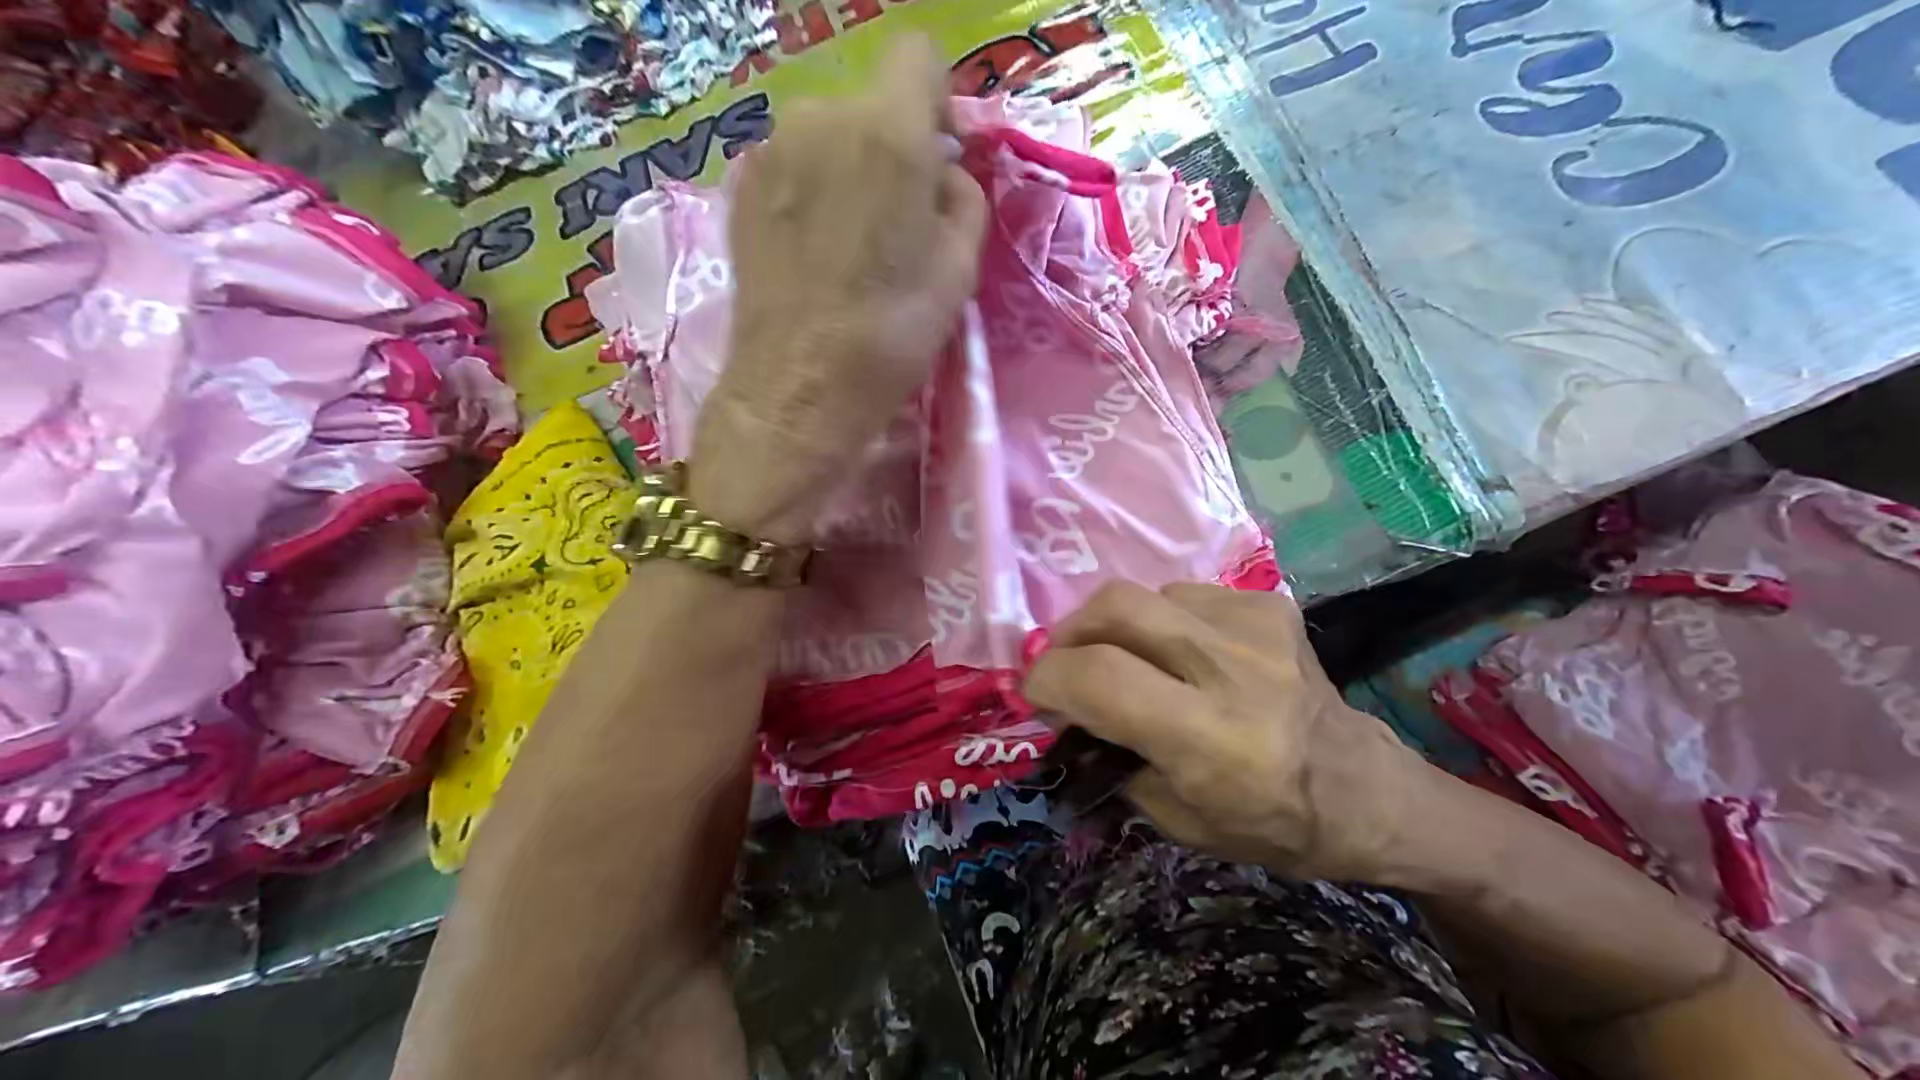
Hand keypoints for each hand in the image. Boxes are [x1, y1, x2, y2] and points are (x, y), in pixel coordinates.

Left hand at [690, 35, 986, 541]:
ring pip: (827, 137)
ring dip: (847, 170)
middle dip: (891, 145)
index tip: (937, 159)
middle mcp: (821, 117)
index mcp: (888, 130)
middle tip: (895, 220)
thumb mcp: (960, 266)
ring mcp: (771, 150)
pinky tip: (812, 251)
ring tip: (848, 244)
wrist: (800, 388)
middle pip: (870, 104)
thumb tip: (944, 172)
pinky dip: (809, 192)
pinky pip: (792, 167)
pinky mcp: (741, 187)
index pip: (919, 57)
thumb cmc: (893, 332)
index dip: (936, 102)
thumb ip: (963, 196)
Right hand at [1024, 581, 1448, 882]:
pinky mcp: (1269, 605)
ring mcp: (1256, 627)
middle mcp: (1233, 669)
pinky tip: (1176, 650)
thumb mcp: (1174, 819)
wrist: (1363, 791)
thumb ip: (1110, 759)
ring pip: (1145, 595)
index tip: (1036, 695)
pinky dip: (1159, 620)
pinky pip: (1183, 595)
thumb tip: (1063, 712)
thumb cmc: (1267, 824)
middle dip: (1068, 633)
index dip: (1048, 678)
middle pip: (1116, 607)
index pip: (1099, 677)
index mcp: (1211, 740)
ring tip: (1124, 660)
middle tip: (1063, 663)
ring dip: (1114, 627)